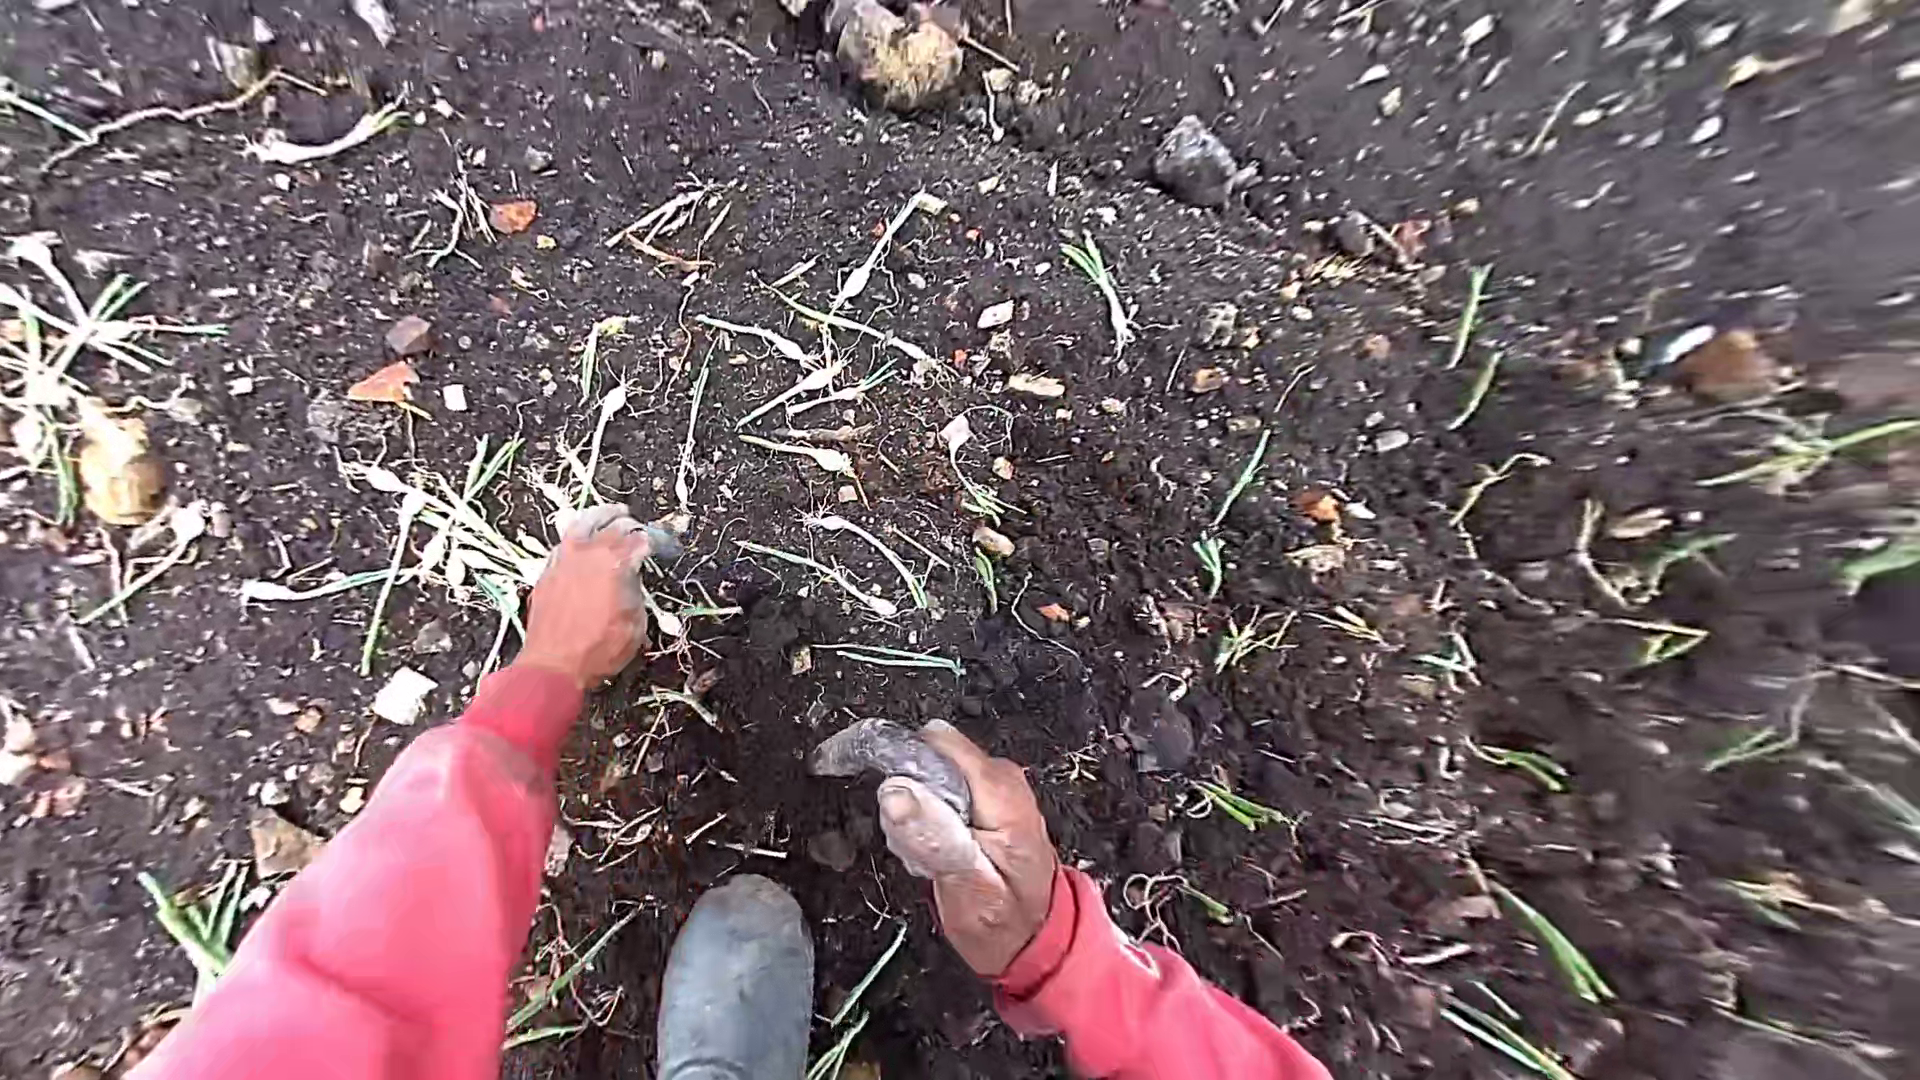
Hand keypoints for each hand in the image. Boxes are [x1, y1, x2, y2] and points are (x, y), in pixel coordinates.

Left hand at [516, 505, 652, 689]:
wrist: (554, 666)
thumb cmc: (601, 647)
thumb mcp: (636, 621)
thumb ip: (636, 590)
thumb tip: (630, 578)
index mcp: (616, 563)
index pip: (642, 539)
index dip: (656, 540)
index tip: (663, 544)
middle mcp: (589, 554)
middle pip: (614, 526)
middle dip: (632, 525)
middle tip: (641, 528)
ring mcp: (564, 560)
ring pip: (583, 524)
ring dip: (601, 516)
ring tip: (613, 513)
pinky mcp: (548, 572)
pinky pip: (564, 542)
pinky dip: (579, 535)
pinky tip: (584, 539)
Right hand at [878, 720, 1057, 976]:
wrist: (1037, 939)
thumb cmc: (1005, 922)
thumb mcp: (965, 889)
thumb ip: (931, 837)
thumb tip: (895, 790)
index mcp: (999, 791)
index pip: (937, 745)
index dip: (906, 766)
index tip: (896, 805)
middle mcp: (1002, 775)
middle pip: (933, 756)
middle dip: (913, 794)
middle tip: (919, 843)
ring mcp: (997, 780)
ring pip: (934, 769)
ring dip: (920, 807)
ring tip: (932, 851)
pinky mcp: (990, 789)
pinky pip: (944, 784)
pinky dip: (933, 812)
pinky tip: (942, 845)